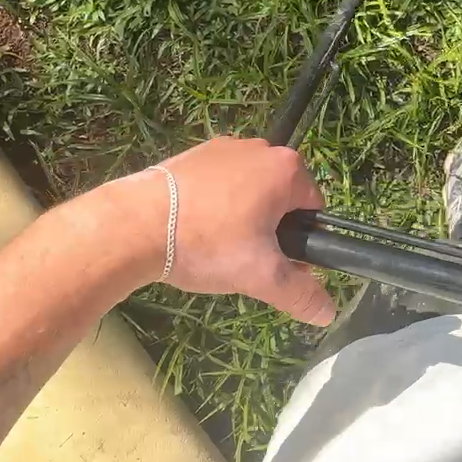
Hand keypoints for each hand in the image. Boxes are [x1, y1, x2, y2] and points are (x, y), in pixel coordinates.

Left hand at [103, 136, 335, 325]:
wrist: (131, 225)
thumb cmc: (206, 244)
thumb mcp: (259, 275)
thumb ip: (299, 294)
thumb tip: (329, 313)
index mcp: (287, 169)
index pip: (313, 208)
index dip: (299, 240)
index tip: (274, 262)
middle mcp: (262, 148)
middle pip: (282, 197)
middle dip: (270, 227)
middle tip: (244, 258)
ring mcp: (226, 147)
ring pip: (252, 189)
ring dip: (244, 214)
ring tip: (215, 246)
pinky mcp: (196, 153)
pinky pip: (222, 181)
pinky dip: (216, 202)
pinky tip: (194, 227)